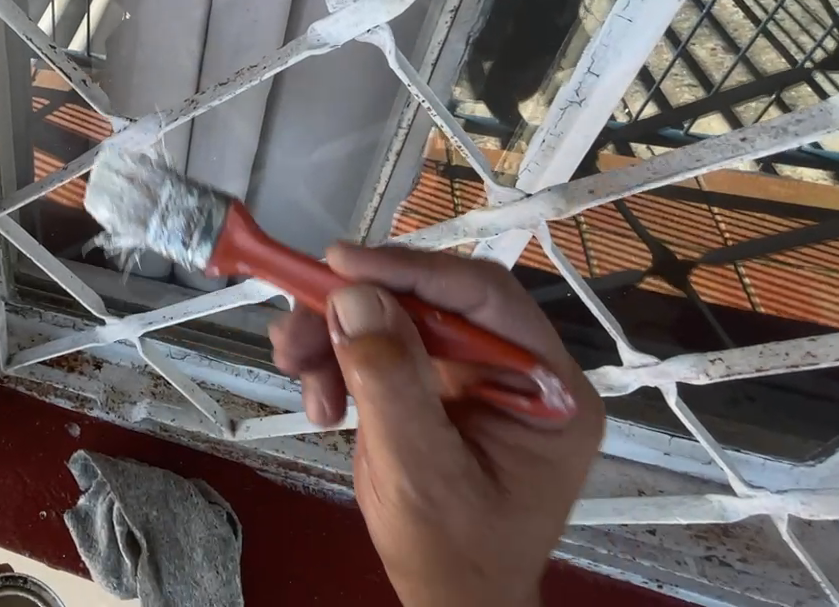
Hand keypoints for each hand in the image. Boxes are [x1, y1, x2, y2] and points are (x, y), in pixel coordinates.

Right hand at [268, 244, 604, 606]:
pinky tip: (317, 399)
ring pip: (384, 313)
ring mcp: (462, 372)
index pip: (482, 297)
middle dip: (351, 309)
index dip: (411, 270)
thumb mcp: (420, 470)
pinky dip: (329, 357)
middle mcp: (506, 367)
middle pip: (422, 300)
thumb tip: (354, 297)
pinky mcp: (421, 378)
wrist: (442, 593)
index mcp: (544, 388)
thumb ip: (390, 382)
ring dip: (329, 334)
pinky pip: (367, 340)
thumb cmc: (451, 549)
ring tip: (295, 370)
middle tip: (296, 333)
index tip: (339, 265)